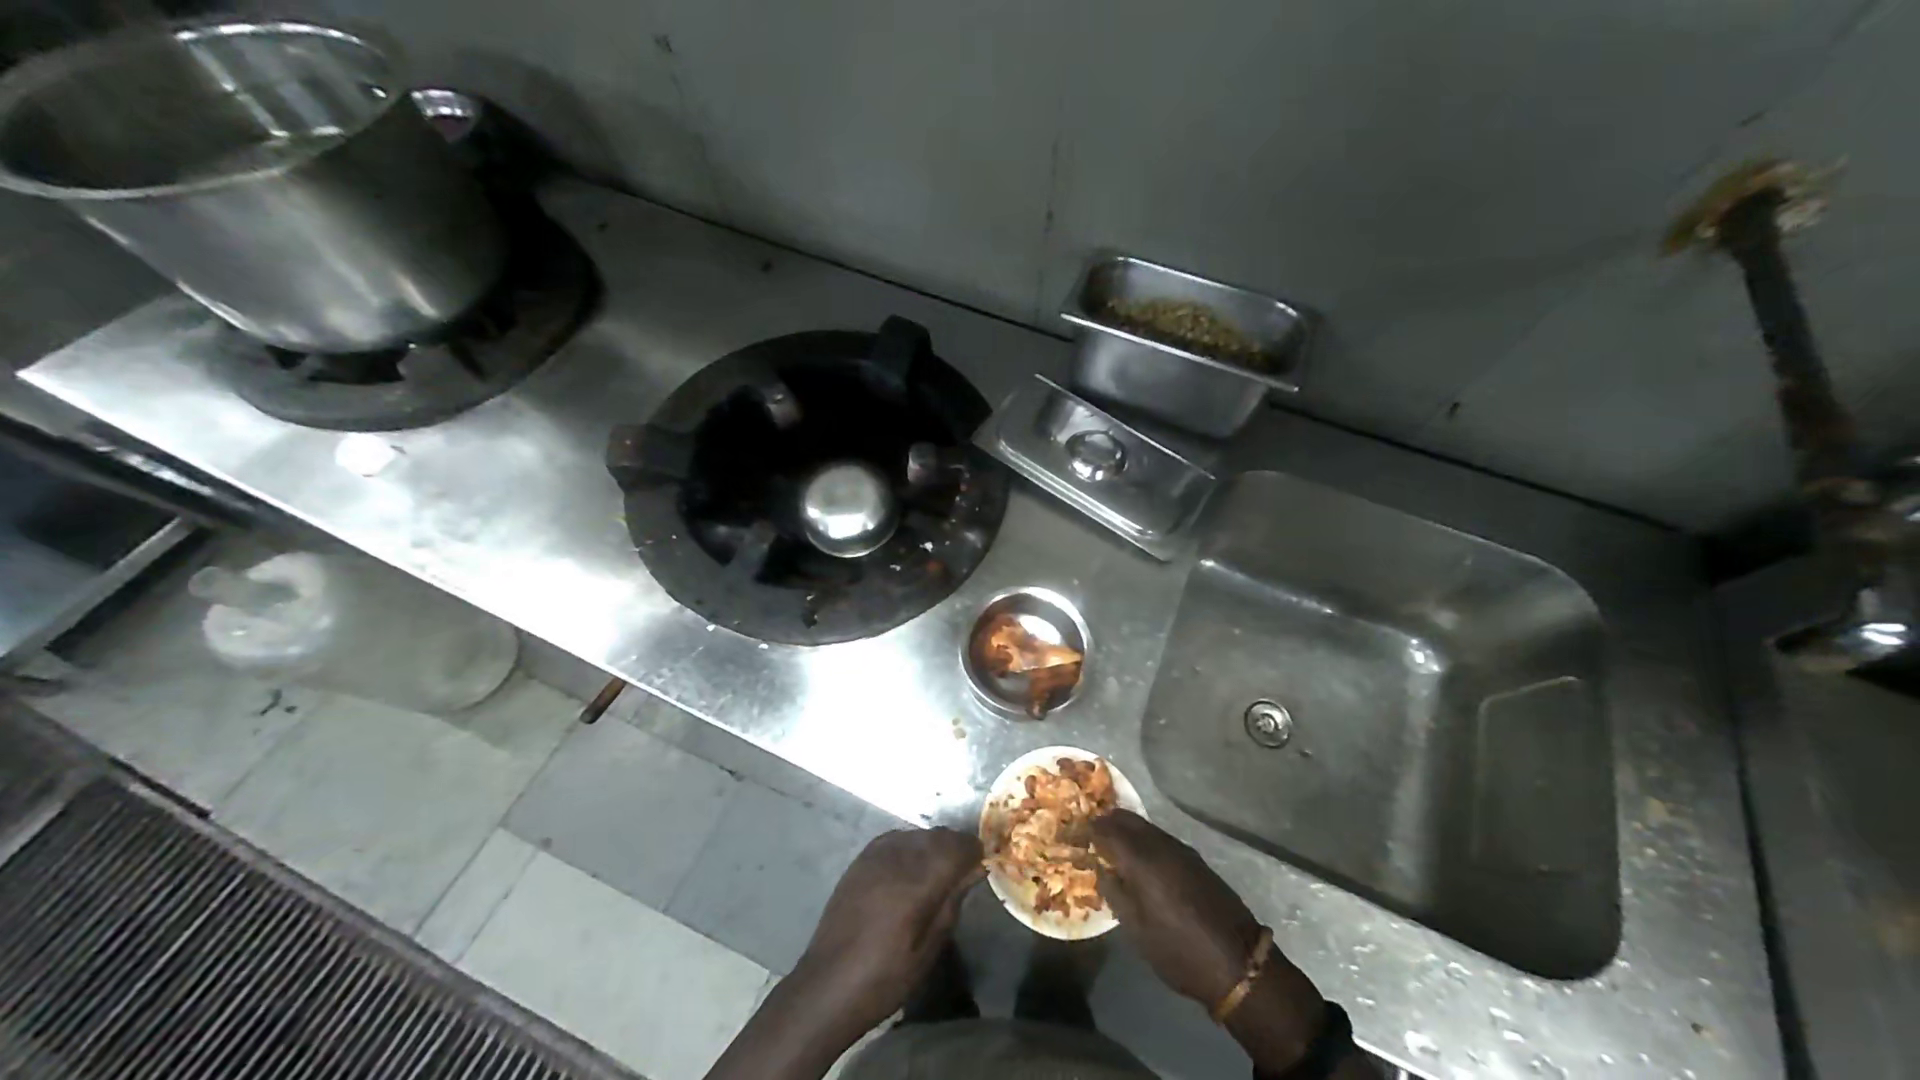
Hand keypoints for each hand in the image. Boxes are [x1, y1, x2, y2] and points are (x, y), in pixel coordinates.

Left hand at [790, 826, 982, 1037]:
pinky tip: (911, 865)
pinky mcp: (859, 861)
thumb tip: (973, 870)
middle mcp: (896, 860)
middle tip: (964, 867)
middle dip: (955, 846)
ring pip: (915, 834)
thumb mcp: (929, 948)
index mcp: (917, 884)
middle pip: (936, 835)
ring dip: (932, 844)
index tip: (982, 862)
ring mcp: (874, 857)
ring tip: (938, 868)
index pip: (956, 846)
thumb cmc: (886, 977)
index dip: (973, 850)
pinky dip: (909, 845)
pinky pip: (893, 839)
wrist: (829, 984)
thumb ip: (952, 902)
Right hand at [1092, 809, 1264, 1003]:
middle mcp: (1161, 847)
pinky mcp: (1195, 859)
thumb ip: (1115, 893)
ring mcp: (1182, 850)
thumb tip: (1101, 869)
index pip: (1107, 831)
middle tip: (1091, 833)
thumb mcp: (1137, 930)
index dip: (1088, 830)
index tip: (1074, 833)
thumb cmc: (1179, 952)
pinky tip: (1140, 855)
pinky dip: (1144, 838)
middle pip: (1128, 820)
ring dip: (1126, 828)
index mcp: (1143, 862)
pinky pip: (1161, 837)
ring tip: (1111, 843)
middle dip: (1107, 821)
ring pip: (1146, 826)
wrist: (1239, 964)